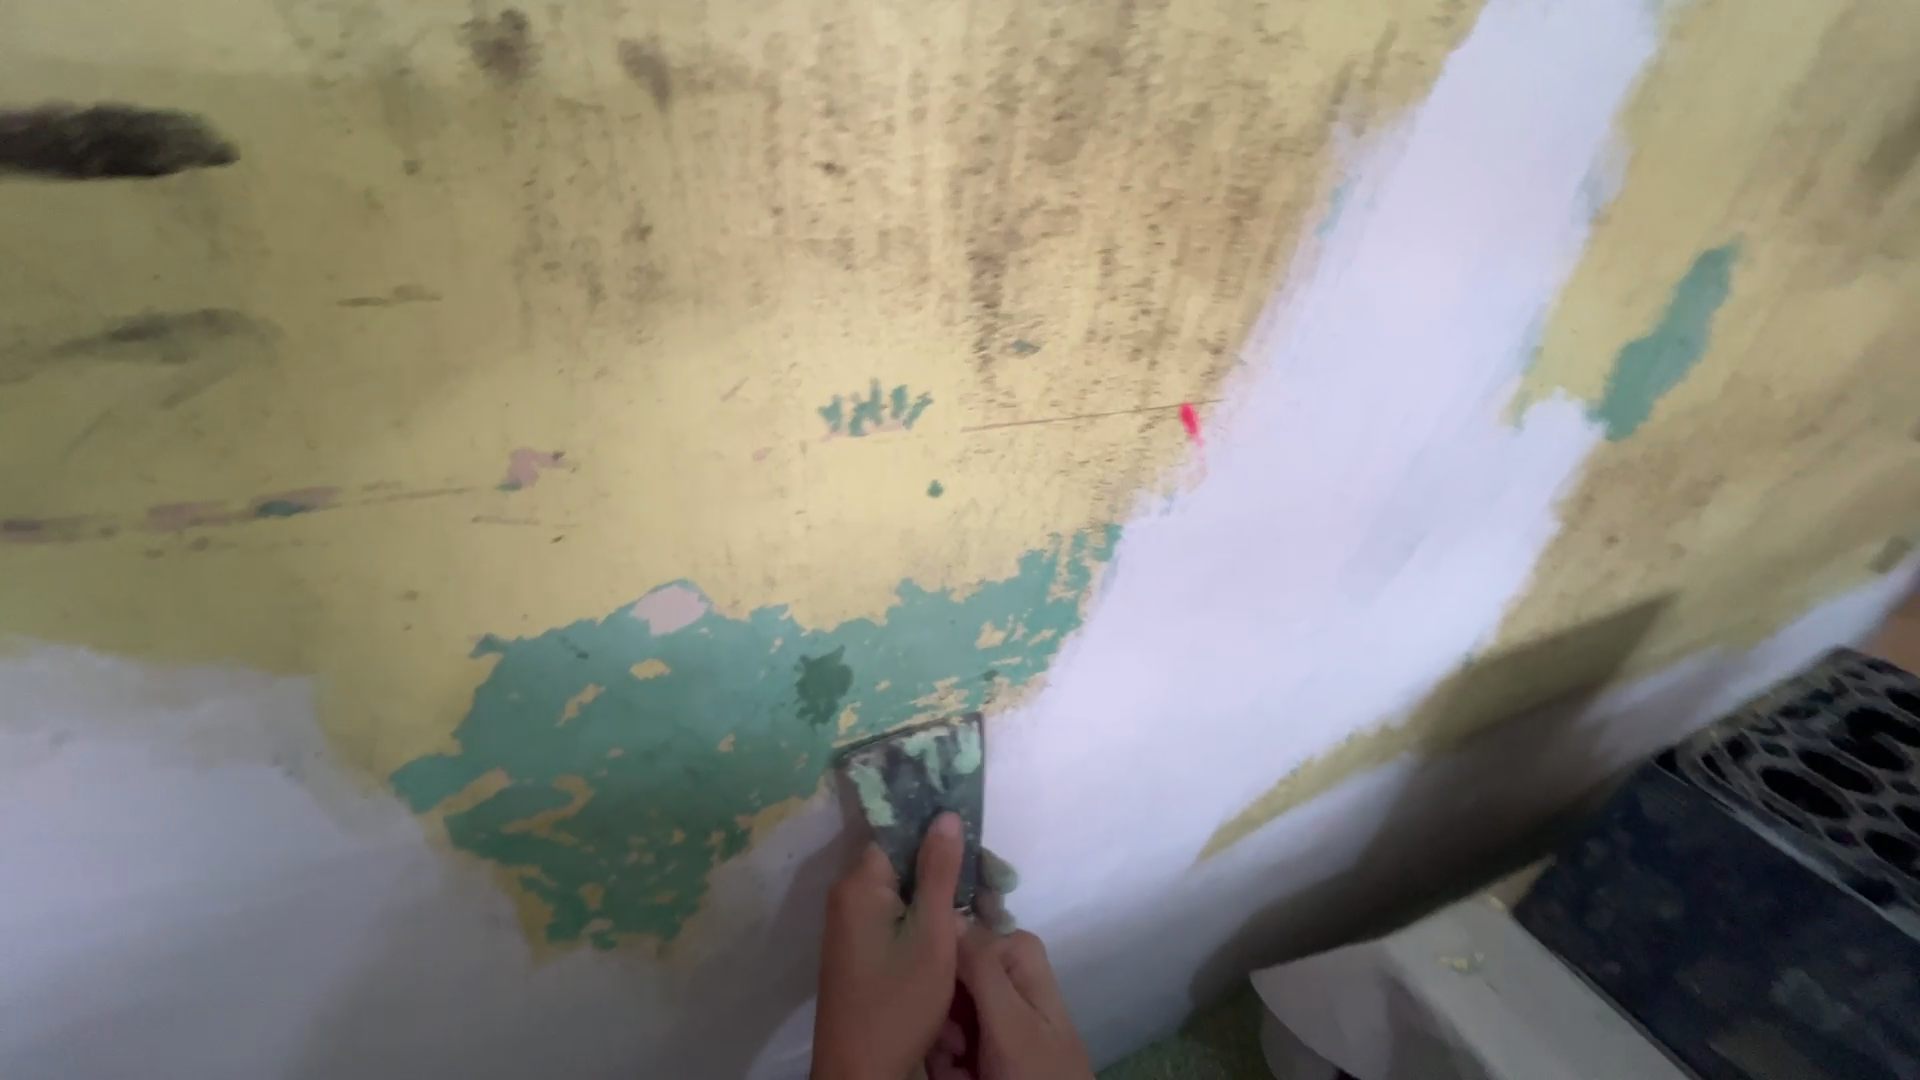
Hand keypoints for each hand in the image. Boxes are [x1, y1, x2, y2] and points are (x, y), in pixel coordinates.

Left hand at [812, 812, 965, 1079]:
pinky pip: (894, 914)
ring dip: (939, 893)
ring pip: (902, 890)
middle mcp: (848, 896)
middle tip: (994, 879)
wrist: (860, 1077)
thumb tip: (945, 814)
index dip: (937, 832)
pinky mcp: (858, 948)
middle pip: (902, 861)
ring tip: (985, 903)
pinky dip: (924, 915)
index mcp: (859, 884)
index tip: (976, 840)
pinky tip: (957, 927)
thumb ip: (939, 870)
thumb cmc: (899, 1002)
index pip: (900, 833)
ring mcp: (850, 925)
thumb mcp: (931, 934)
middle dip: (946, 866)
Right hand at [935, 924, 1093, 1079]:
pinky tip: (965, 1079)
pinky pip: (943, 1041)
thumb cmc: (1037, 1075)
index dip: (945, 970)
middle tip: (959, 1049)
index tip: (944, 1005)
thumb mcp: (1011, 1021)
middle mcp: (1003, 971)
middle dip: (944, 1018)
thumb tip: (947, 909)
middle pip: (947, 976)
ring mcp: (990, 1007)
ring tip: (965, 1071)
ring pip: (940, 1012)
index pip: (959, 935)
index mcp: (1017, 952)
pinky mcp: (980, 1039)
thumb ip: (981, 965)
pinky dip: (948, 1065)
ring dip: (943, 1047)